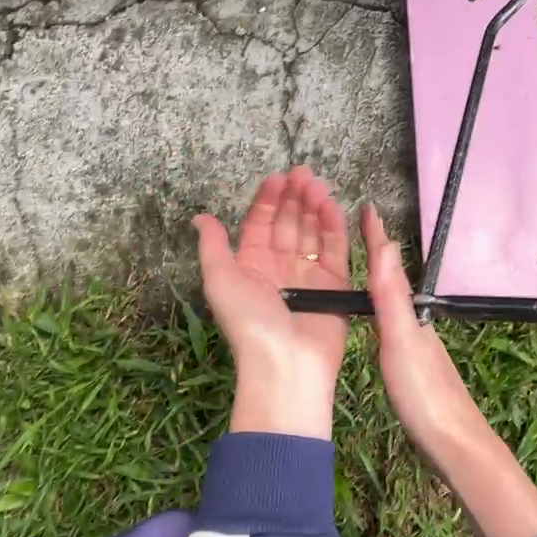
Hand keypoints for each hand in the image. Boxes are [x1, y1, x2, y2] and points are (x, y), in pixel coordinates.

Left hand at [194, 166, 350, 439]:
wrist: (286, 364)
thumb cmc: (249, 322)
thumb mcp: (220, 280)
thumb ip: (213, 246)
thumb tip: (200, 217)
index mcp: (251, 265)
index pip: (260, 223)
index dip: (268, 199)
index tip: (278, 177)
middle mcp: (279, 267)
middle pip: (288, 223)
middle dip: (294, 197)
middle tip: (303, 172)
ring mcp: (309, 275)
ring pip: (312, 231)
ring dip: (314, 206)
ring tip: (317, 184)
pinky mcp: (334, 284)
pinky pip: (335, 249)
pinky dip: (334, 226)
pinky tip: (332, 205)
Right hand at [360, 204, 536, 536]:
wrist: (455, 444)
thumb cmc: (425, 395)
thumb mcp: (401, 343)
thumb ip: (392, 298)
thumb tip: (386, 246)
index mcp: (410, 315)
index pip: (390, 268)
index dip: (376, 239)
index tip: (366, 207)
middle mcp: (415, 324)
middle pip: (393, 279)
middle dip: (376, 252)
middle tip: (356, 228)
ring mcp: (417, 346)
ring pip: (394, 302)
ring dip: (379, 279)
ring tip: (362, 266)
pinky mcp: (414, 368)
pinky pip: (393, 324)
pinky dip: (381, 309)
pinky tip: (378, 322)